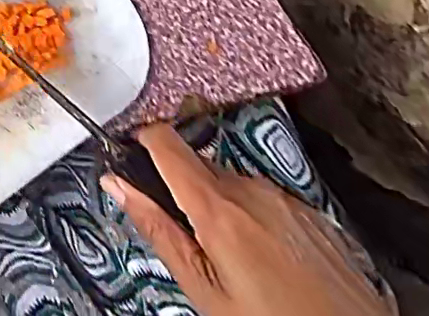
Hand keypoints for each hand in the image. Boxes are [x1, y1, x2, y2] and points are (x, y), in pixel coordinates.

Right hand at [101, 125, 393, 315]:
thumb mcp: (203, 290)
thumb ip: (156, 228)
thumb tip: (117, 185)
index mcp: (217, 206)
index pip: (162, 138)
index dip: (139, 137)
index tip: (128, 149)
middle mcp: (251, 190)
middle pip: (195, 164)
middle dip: (182, 190)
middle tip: (188, 237)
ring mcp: (285, 199)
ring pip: (229, 182)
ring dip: (219, 206)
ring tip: (234, 260)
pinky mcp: (311, 213)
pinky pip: (264, 199)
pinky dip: (253, 217)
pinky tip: (266, 260)